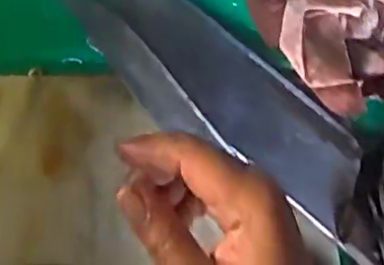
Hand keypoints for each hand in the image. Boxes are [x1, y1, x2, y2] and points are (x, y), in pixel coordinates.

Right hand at [116, 132, 305, 264]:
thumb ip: (164, 235)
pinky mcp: (266, 219)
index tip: (116, 154)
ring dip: (174, 183)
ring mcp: (266, 201)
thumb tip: (125, 188)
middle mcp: (259, 184)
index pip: (189, 152)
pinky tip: (175, 217)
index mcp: (249, 193)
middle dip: (160, 166)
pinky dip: (193, 198)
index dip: (151, 149)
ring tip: (145, 205)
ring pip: (208, 173)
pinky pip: (221, 192)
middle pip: (199, 158)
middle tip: (126, 185)